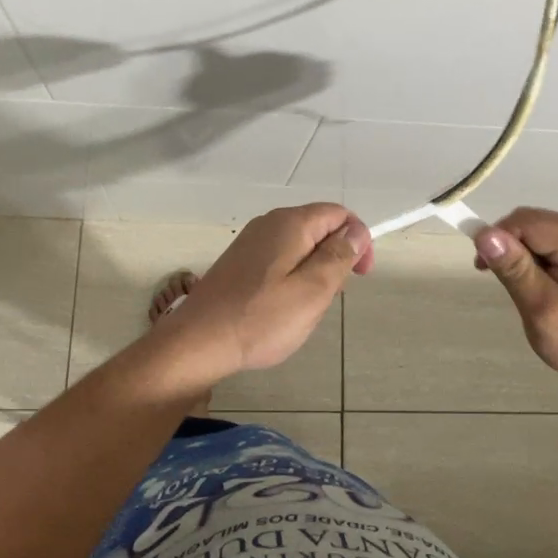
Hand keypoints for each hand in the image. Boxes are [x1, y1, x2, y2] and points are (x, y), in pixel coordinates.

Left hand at [149, 203, 372, 383]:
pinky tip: (280, 312)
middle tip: (325, 302)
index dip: (357, 241)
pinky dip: (290, 283)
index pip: (339, 215)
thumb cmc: (260, 320)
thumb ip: (338, 257)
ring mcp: (250, 243)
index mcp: (290, 224)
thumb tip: (356, 231)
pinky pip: (279, 263)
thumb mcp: (312, 292)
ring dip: (312, 277)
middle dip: (333, 262)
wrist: (198, 342)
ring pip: (300, 250)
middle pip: (319, 231)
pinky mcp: (239, 263)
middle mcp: (269, 224)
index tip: (359, 277)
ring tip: (300, 312)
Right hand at [472, 207, 557, 396]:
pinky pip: (545, 241)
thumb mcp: (545, 314)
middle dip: (506, 246)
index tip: (483, 269)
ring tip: (519, 289)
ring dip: (516, 254)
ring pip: (534, 230)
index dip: (498, 238)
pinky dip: (528, 258)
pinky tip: (531, 283)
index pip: (527, 222)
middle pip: (530, 222)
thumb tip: (484, 235)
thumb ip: (517, 272)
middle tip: (501, 284)